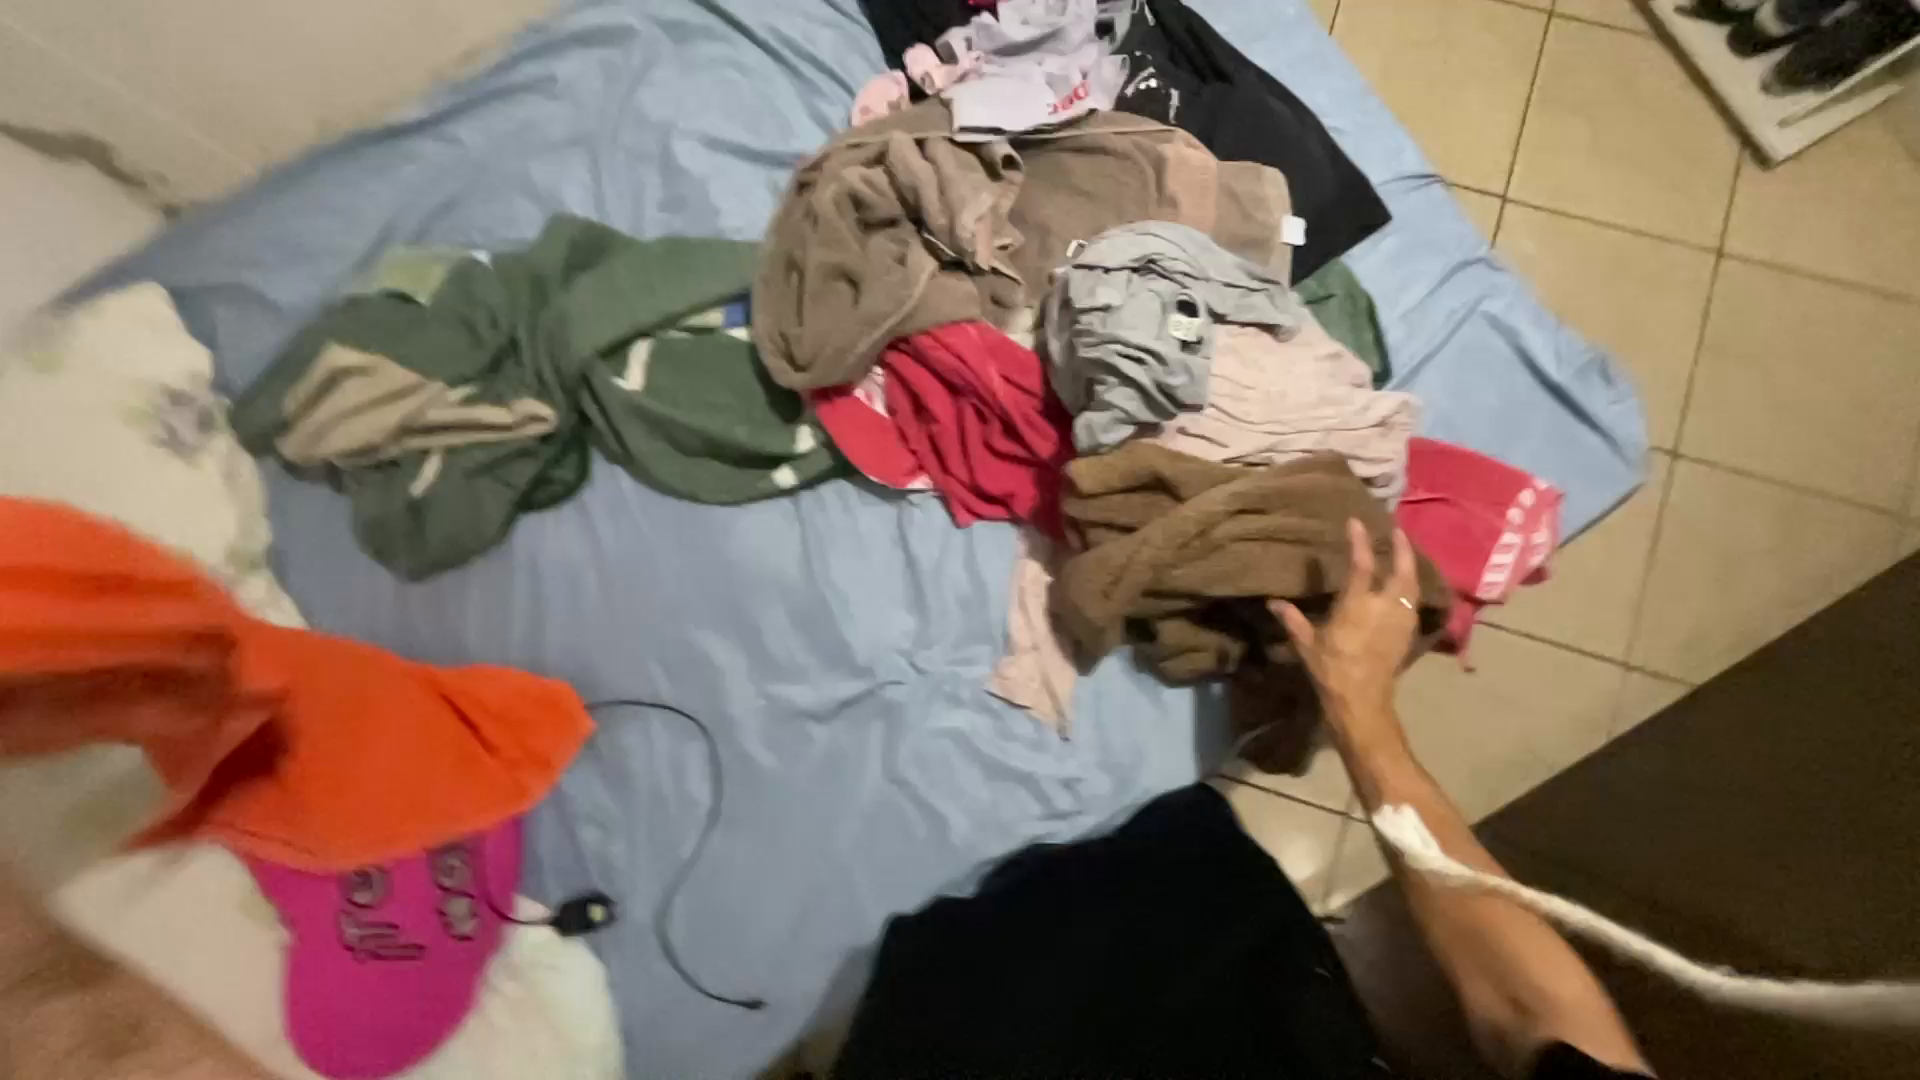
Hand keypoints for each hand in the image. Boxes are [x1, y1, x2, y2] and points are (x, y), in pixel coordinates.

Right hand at [1270, 518, 1417, 752]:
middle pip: (1401, 571)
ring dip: (1410, 567)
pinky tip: (1405, 588)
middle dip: (1401, 549)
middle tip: (1396, 531)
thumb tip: (1274, 602)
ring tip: (1404, 556)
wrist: (1363, 701)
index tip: (1355, 522)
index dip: (1359, 541)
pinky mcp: (1407, 634)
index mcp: (1357, 605)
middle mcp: (1384, 607)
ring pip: (1412, 587)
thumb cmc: (1331, 670)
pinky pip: (1414, 603)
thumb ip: (1293, 619)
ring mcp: (1401, 621)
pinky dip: (1411, 589)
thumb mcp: (1307, 644)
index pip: (1361, 565)